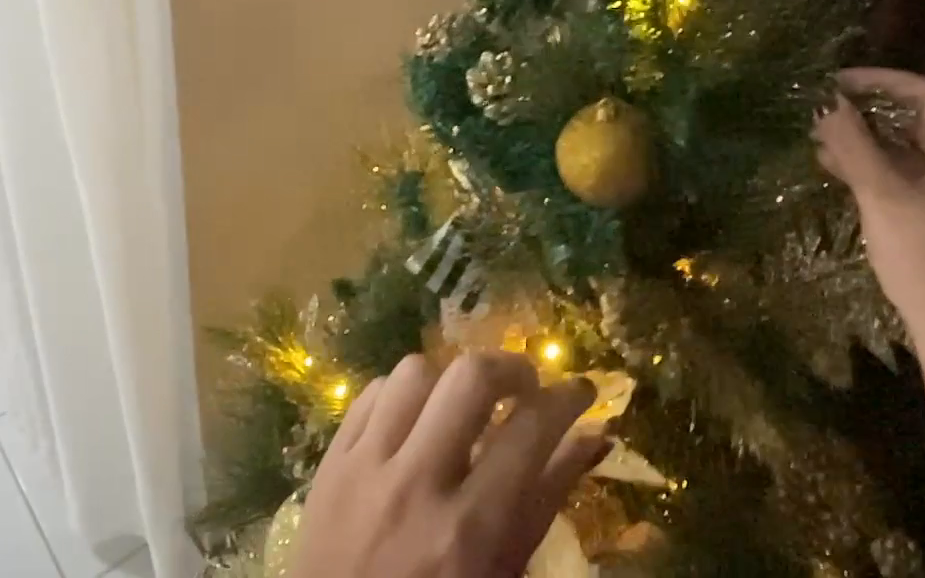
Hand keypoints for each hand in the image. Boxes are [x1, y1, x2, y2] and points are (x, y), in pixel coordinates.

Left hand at [290, 352, 609, 577]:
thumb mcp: (503, 571)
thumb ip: (547, 499)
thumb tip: (594, 437)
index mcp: (468, 530)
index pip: (530, 430)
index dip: (567, 398)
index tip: (581, 389)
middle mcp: (415, 486)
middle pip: (469, 377)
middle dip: (510, 367)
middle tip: (525, 386)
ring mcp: (364, 468)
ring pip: (415, 372)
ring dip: (450, 380)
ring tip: (465, 405)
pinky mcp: (330, 461)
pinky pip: (372, 393)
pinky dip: (404, 395)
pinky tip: (418, 419)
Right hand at [814, 67, 924, 373]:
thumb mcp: (884, 197)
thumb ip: (853, 144)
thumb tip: (822, 100)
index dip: (877, 82)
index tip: (830, 82)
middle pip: (922, 121)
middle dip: (868, 113)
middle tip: (821, 110)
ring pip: (914, 151)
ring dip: (868, 142)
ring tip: (818, 138)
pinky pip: (914, 177)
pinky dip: (879, 169)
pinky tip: (838, 169)